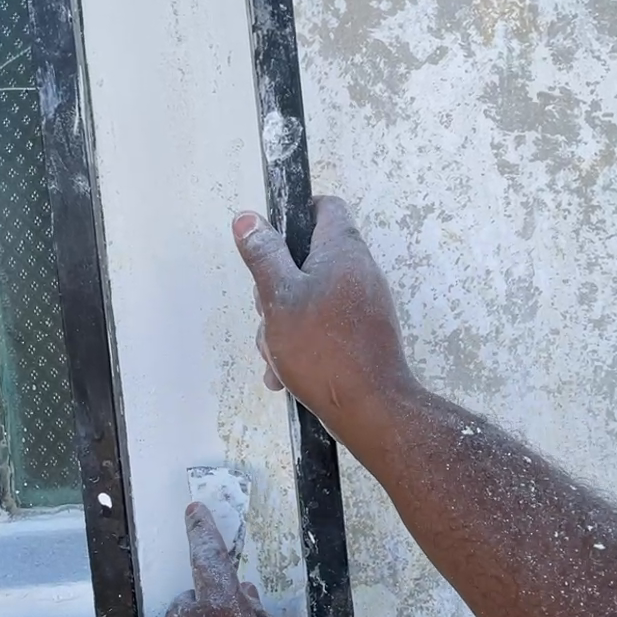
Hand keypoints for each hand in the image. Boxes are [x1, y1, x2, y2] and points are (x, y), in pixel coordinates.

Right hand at [233, 196, 415, 449]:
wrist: (368, 408)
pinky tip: (285, 373)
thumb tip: (248, 219)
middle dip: (276, 288)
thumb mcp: (279, 298)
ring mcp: (362, 305)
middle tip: (267, 314)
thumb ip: (263, 256)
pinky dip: (301, 345)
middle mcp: (358, 272)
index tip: (269, 241)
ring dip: (283, 325)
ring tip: (275, 356)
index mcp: (342, 251)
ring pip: (309, 300)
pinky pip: (322, 328)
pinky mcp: (361, 334)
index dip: (294, 215)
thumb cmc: (323, 350)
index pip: (324, 207)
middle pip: (307, 261)